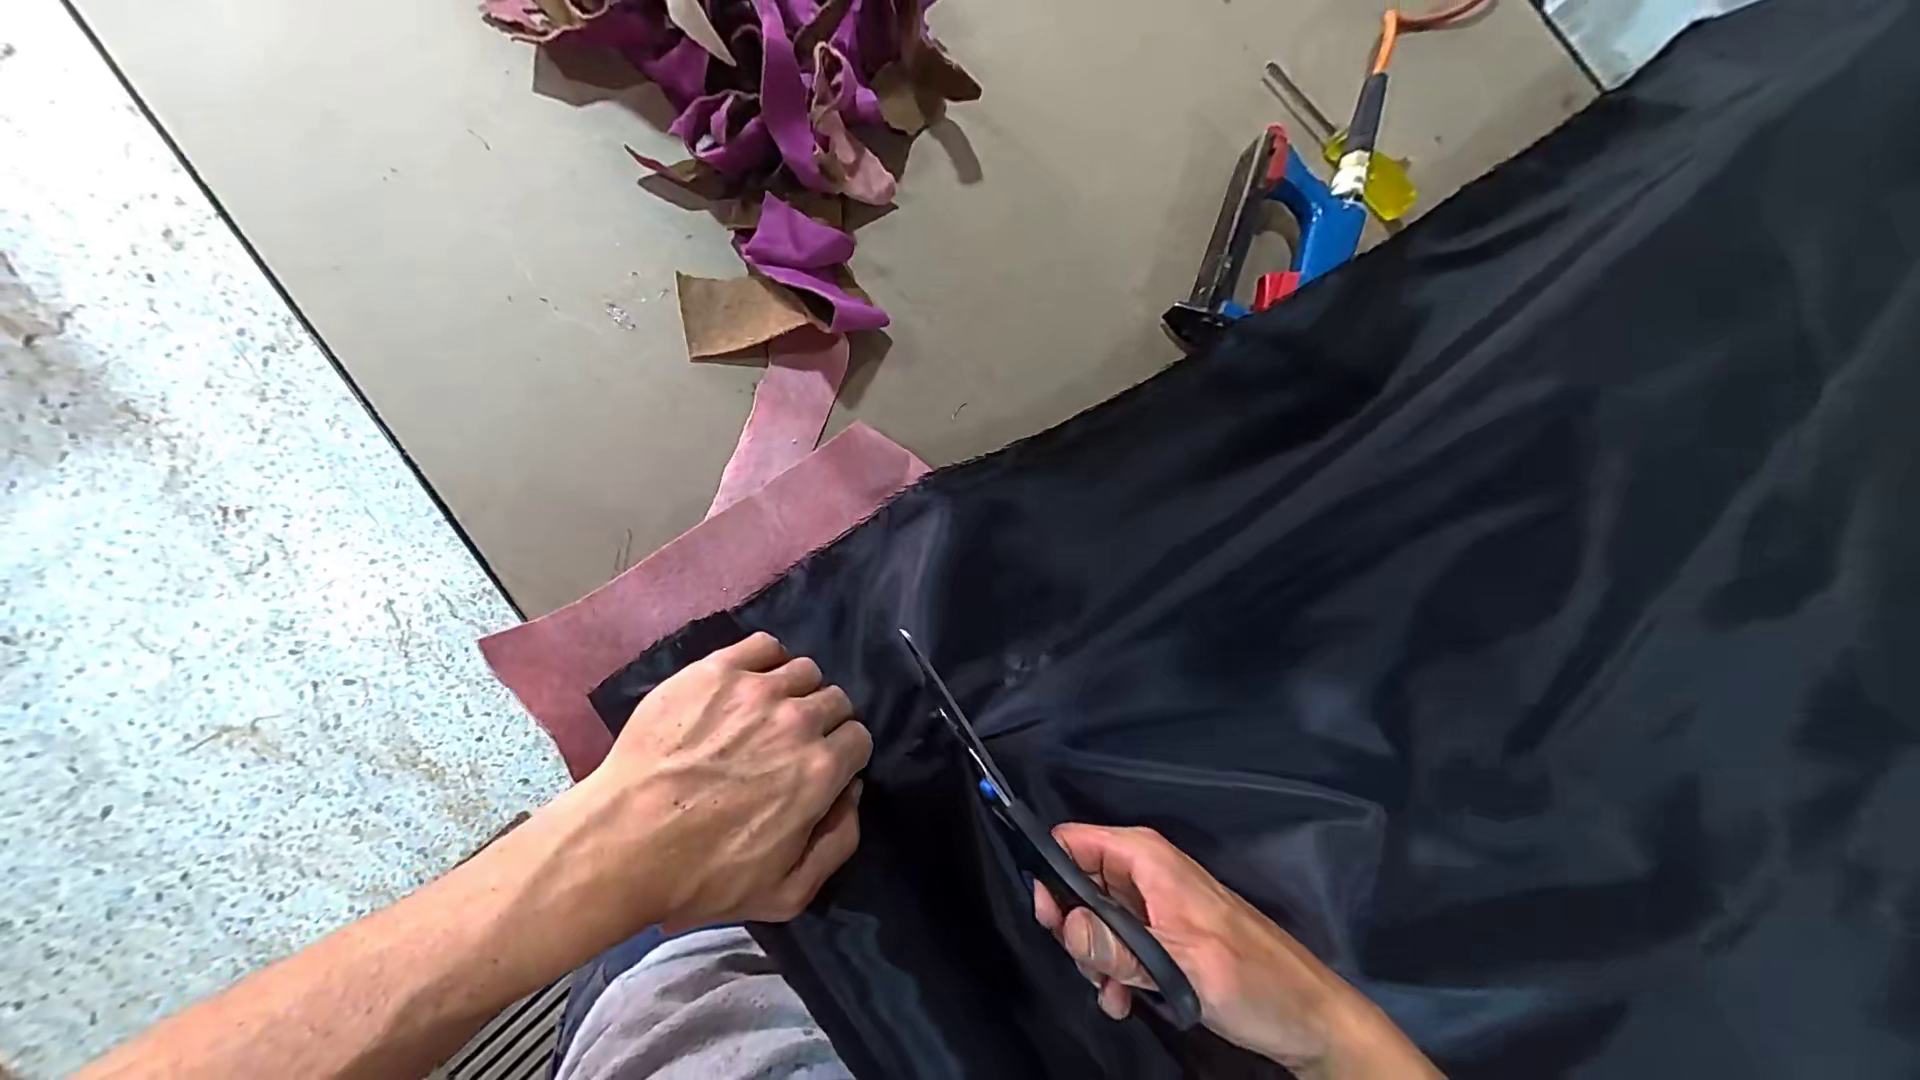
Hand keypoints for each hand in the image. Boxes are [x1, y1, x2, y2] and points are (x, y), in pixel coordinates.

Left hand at [567, 632, 871, 933]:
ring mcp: (756, 690)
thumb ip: (840, 842)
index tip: (821, 765)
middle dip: (824, 722)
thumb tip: (853, 793)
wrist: (620, 843)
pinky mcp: (717, 671)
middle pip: (835, 700)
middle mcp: (798, 720)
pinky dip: (767, 660)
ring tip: (768, 712)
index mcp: (820, 769)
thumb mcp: (786, 892)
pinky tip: (750, 683)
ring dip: (797, 691)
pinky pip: (764, 645)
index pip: (858, 738)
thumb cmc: (702, 875)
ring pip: (805, 670)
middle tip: (791, 742)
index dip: (843, 754)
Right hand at [1033, 825, 1440, 1079]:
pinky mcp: (1160, 928)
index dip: (1050, 875)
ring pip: (1093, 913)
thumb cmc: (1255, 980)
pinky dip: (1112, 967)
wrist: (1310, 1018)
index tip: (1048, 922)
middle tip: (1086, 966)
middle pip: (1077, 880)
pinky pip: (1116, 938)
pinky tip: (1125, 998)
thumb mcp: (1184, 966)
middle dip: (1073, 926)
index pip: (1071, 840)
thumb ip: (1120, 947)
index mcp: (1145, 855)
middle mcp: (1143, 869)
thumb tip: (1066, 927)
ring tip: (1113, 992)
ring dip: (1093, 955)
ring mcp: (1152, 899)